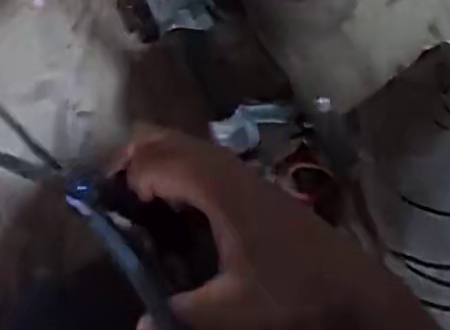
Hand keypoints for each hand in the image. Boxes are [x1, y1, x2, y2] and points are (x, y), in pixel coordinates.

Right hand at [116, 128, 433, 329]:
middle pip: (164, 138)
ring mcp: (236, 170)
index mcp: (215, 186)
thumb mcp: (234, 313)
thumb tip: (136, 326)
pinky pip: (196, 160)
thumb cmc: (292, 292)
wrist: (348, 284)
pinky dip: (172, 171)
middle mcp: (222, 166)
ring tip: (131, 207)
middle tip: (108, 201)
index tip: (101, 212)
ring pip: (181, 145)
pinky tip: (170, 213)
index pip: (154, 159)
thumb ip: (181, 317)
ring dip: (151, 163)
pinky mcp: (246, 182)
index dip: (123, 179)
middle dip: (130, 159)